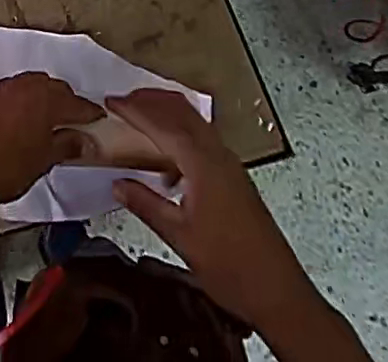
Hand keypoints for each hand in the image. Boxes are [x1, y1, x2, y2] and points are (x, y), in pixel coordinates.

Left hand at [0, 72, 103, 205]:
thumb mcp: (41, 163)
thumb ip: (66, 147)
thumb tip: (83, 141)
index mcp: (48, 101)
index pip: (79, 104)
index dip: (91, 114)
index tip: (97, 120)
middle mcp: (29, 86)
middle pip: (58, 89)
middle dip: (69, 104)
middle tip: (75, 124)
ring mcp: (7, 86)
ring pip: (36, 85)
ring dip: (46, 98)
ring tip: (48, 121)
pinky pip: (16, 89)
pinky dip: (25, 99)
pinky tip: (22, 118)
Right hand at [106, 90, 326, 339]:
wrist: (277, 289)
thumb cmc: (229, 265)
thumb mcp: (180, 236)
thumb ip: (146, 204)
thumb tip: (117, 183)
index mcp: (202, 163)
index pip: (162, 125)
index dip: (134, 110)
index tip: (110, 101)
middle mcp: (218, 154)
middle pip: (182, 111)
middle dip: (152, 100)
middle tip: (123, 99)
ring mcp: (228, 162)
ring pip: (194, 123)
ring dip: (167, 114)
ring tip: (140, 120)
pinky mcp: (233, 175)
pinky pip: (203, 140)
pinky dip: (181, 135)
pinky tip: (167, 165)